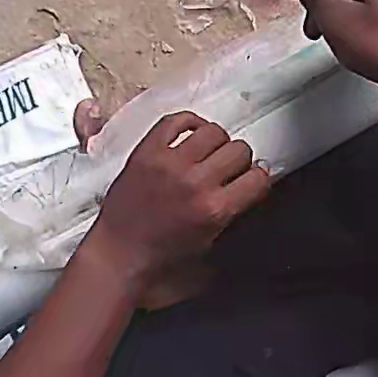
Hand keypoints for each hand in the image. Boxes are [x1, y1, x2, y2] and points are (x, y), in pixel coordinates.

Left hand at [80, 111, 270, 286]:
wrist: (119, 255)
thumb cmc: (161, 256)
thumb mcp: (210, 242)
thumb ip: (233, 212)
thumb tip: (252, 184)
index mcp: (214, 210)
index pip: (258, 178)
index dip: (258, 178)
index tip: (252, 179)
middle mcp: (195, 183)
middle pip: (239, 149)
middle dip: (239, 160)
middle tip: (228, 168)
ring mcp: (169, 163)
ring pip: (214, 131)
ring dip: (217, 142)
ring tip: (209, 152)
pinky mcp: (147, 152)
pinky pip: (177, 120)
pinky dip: (189, 123)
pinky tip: (191, 134)